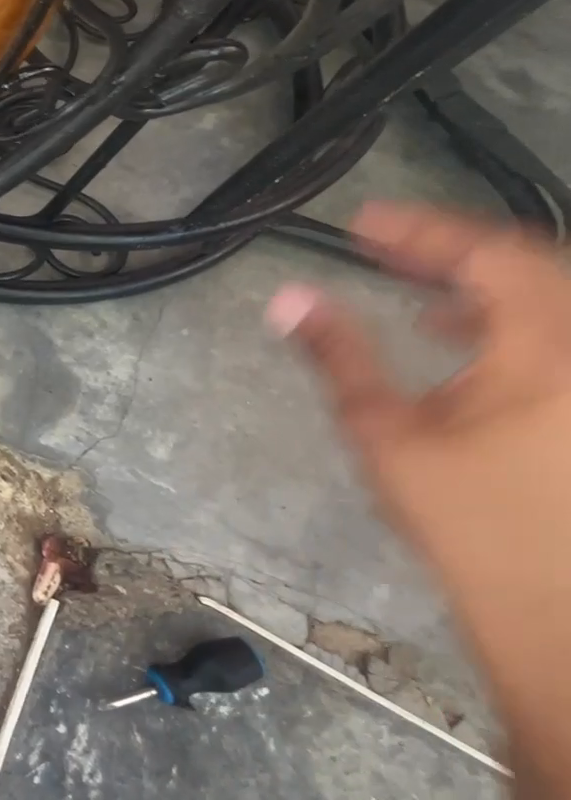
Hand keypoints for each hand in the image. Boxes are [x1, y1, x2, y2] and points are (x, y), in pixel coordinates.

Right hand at [269, 203, 570, 790]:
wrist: (555, 609)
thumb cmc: (466, 520)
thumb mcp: (384, 432)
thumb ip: (338, 356)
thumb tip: (288, 297)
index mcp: (550, 354)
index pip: (497, 258)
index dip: (426, 232)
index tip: (360, 222)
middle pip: (539, 271)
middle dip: (455, 253)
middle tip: (383, 248)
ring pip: (558, 305)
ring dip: (490, 289)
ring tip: (421, 296)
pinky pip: (566, 339)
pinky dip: (521, 326)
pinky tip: (472, 344)